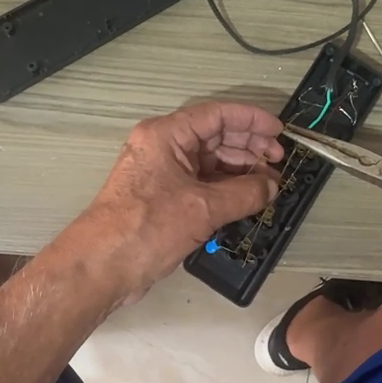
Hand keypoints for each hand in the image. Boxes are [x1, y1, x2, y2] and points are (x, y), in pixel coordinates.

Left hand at [72, 101, 284, 293]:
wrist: (101, 267)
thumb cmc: (146, 228)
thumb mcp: (203, 208)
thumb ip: (244, 193)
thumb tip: (271, 186)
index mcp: (166, 135)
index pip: (217, 115)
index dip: (252, 121)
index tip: (280, 133)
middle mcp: (163, 147)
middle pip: (215, 137)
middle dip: (250, 148)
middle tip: (280, 163)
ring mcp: (163, 174)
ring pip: (211, 162)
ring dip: (241, 171)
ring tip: (270, 184)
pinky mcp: (164, 199)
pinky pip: (203, 184)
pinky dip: (227, 189)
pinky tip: (249, 198)